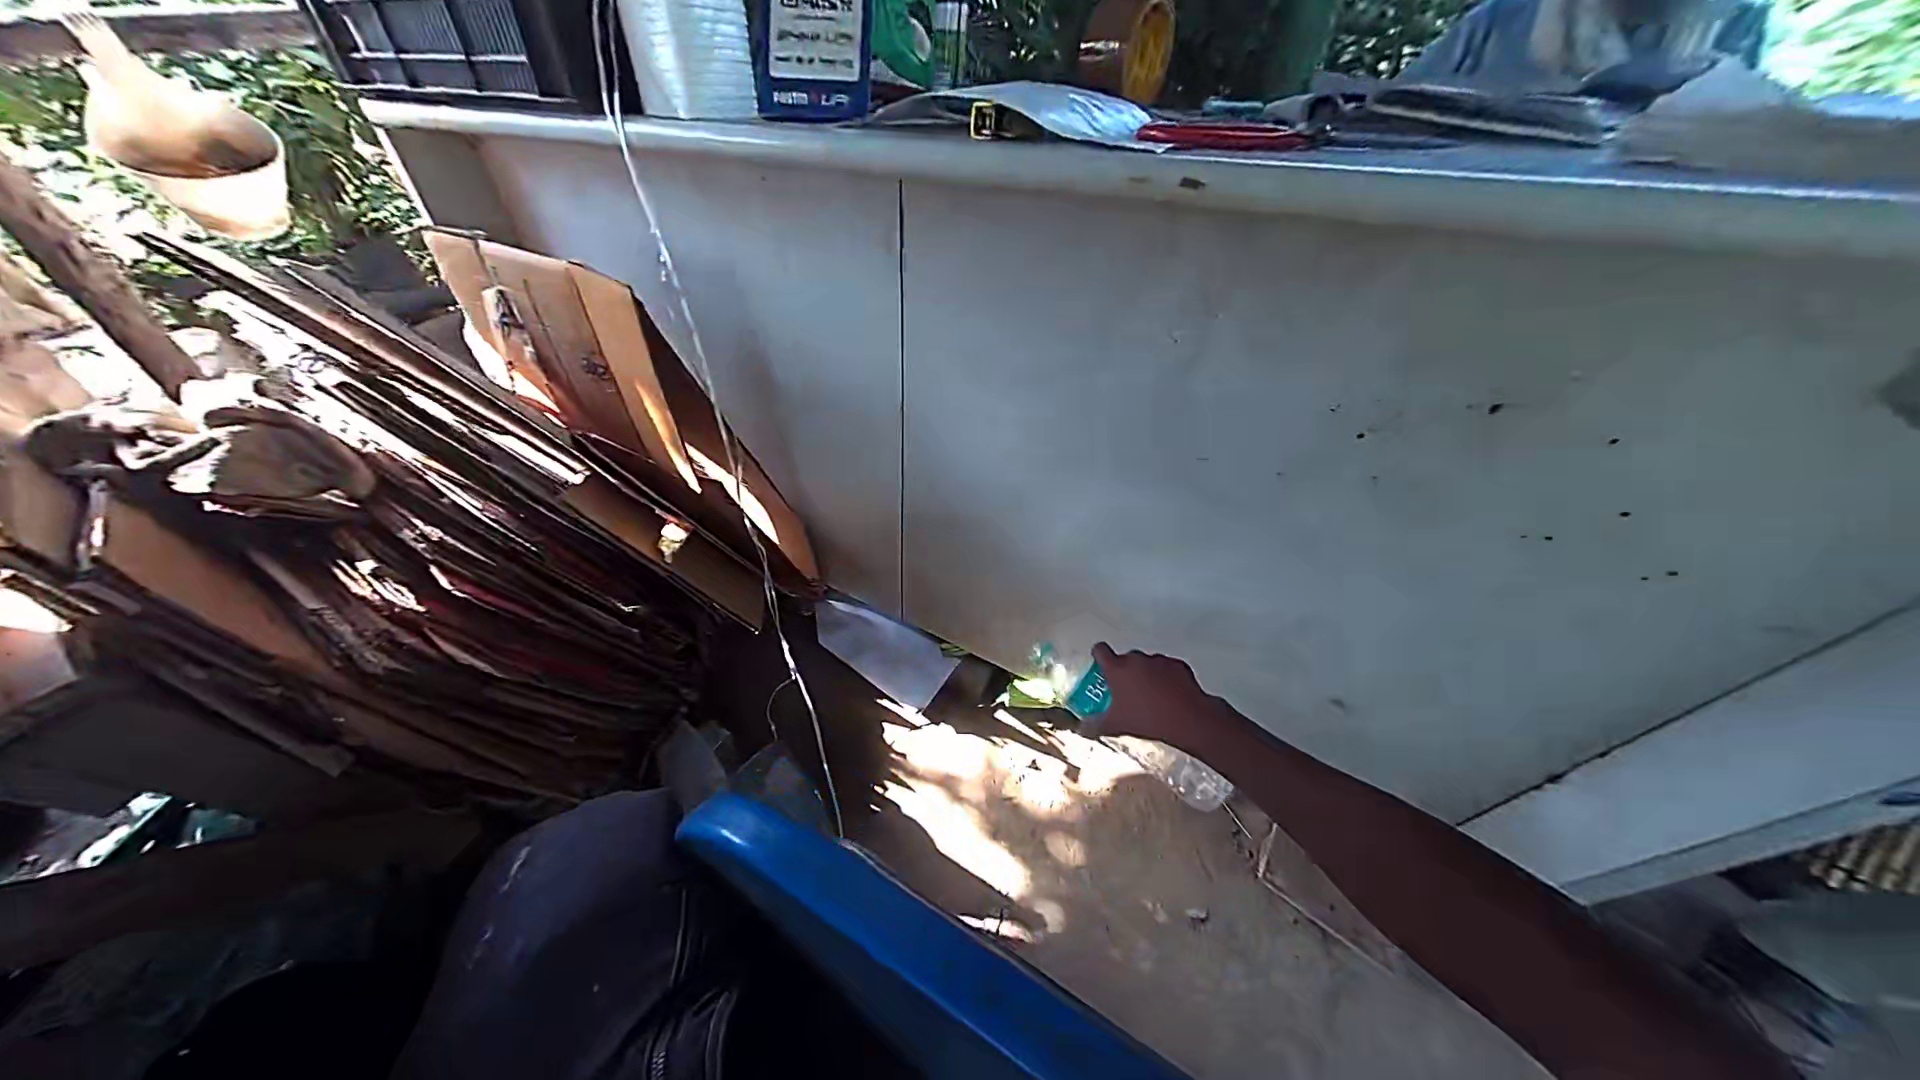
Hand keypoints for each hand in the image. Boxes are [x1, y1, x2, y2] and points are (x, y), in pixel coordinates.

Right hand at [1092, 642, 1232, 751]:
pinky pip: (1167, 668)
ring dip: (1146, 674)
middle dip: (1125, 671)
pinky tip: (1170, 696)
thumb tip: (1082, 728)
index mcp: (1117, 669)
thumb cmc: (1147, 719)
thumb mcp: (1115, 726)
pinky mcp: (1178, 665)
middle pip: (1125, 658)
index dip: (1098, 656)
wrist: (1187, 719)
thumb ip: (1095, 725)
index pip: (1100, 650)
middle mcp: (1136, 659)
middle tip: (1127, 691)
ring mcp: (1159, 660)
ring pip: (1147, 663)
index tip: (1100, 665)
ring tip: (1151, 697)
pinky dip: (1166, 677)